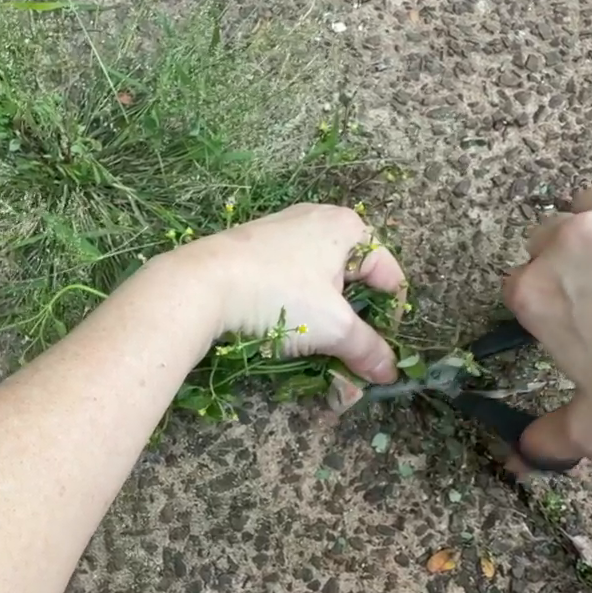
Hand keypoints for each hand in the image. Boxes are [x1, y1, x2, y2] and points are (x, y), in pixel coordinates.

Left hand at [166, 203, 407, 382]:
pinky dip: (291, 307)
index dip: (389, 314)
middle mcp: (316, 220)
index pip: (387, 272)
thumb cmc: (279, 295)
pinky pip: (286, 281)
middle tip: (345, 352)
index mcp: (346, 226)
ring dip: (321, 318)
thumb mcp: (332, 327)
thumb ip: (366, 348)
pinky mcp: (251, 251)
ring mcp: (280, 233)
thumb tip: (389, 372)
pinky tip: (278, 329)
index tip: (381, 347)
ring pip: (316, 282)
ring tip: (311, 345)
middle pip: (351, 278)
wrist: (202, 284)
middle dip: (352, 320)